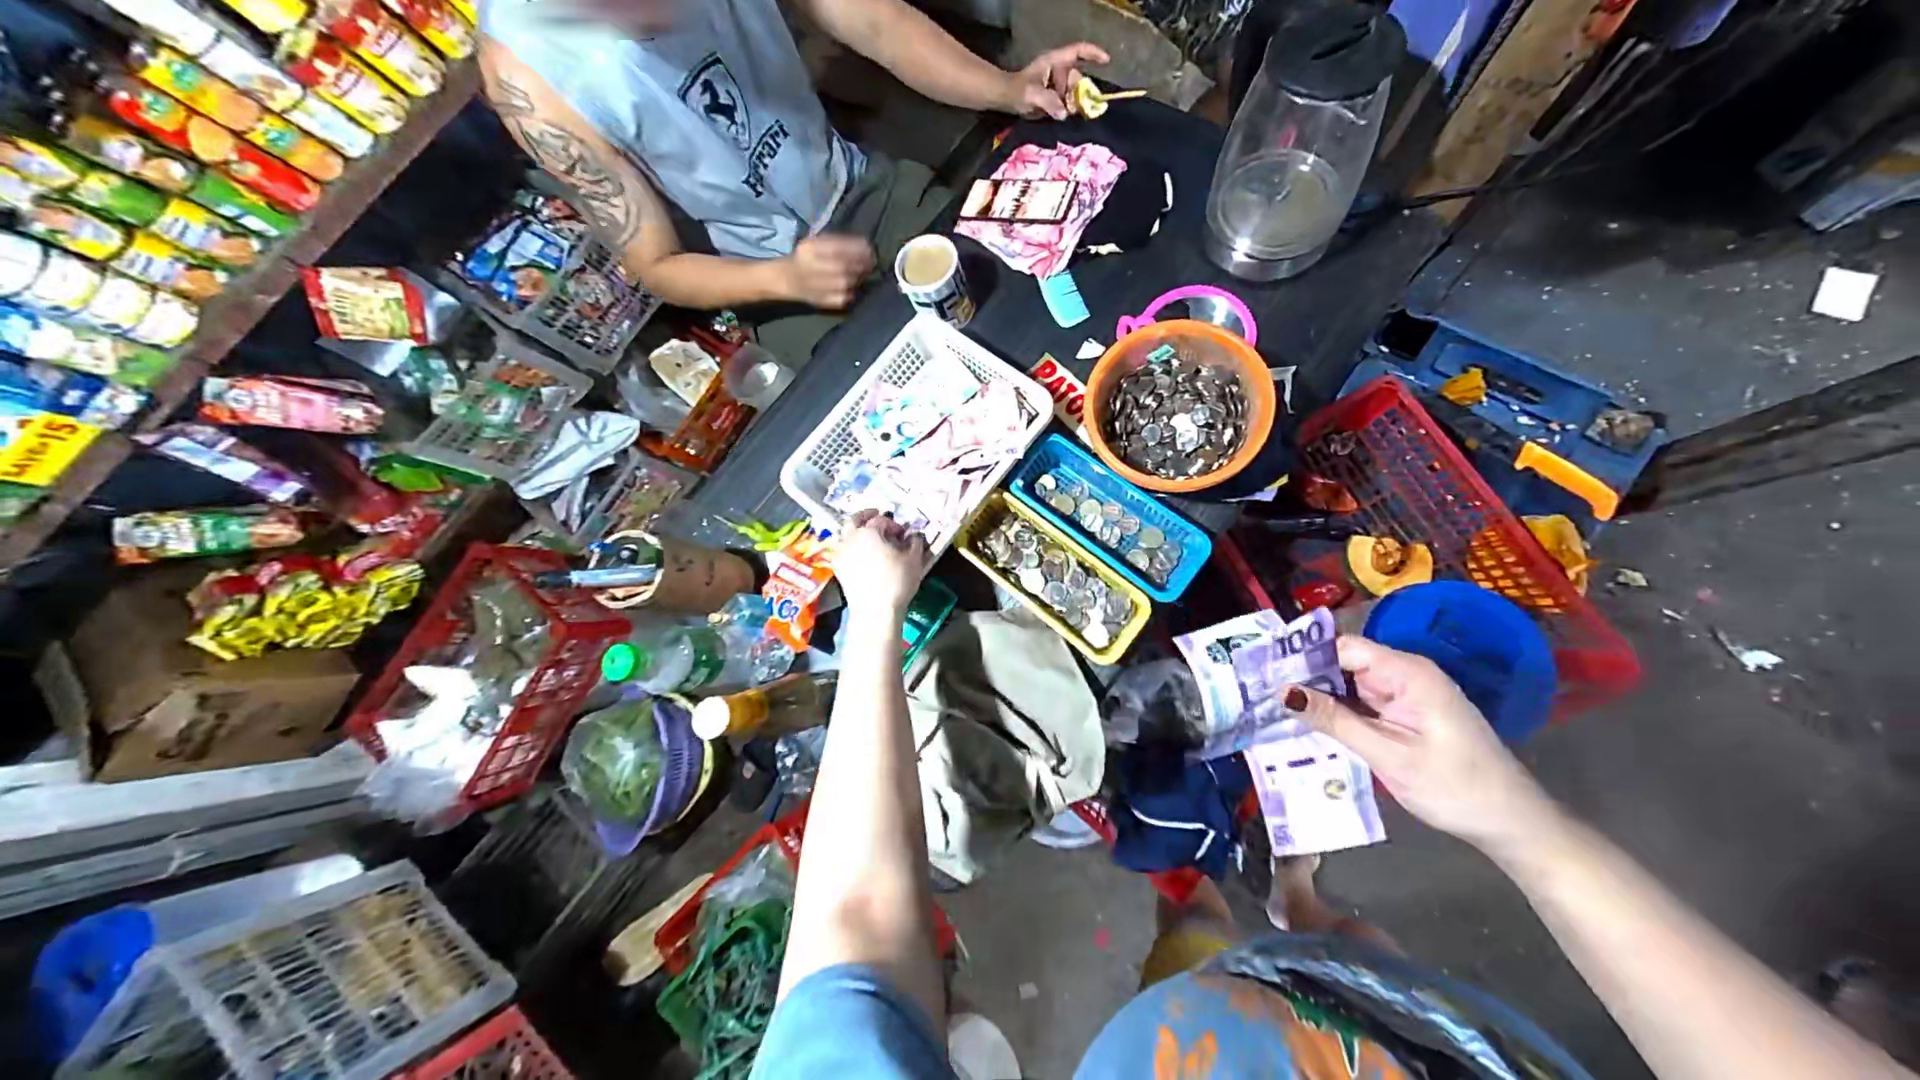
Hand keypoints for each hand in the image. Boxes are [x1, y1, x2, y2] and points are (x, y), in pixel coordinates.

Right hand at [778, 234, 874, 308]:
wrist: (787, 279)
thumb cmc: (806, 258)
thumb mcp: (816, 243)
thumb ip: (837, 242)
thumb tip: (864, 245)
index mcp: (810, 249)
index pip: (838, 248)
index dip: (857, 249)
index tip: (869, 248)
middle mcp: (812, 267)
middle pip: (843, 266)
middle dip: (861, 264)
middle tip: (872, 262)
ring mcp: (816, 286)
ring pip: (845, 282)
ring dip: (859, 277)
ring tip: (865, 272)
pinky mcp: (821, 301)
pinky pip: (842, 297)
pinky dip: (852, 292)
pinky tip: (854, 287)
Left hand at [834, 510, 928, 623]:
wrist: (875, 611)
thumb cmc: (897, 582)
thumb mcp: (914, 560)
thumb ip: (915, 542)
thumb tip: (914, 536)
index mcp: (868, 531)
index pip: (882, 520)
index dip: (894, 525)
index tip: (903, 534)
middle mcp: (850, 538)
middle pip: (855, 520)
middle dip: (866, 516)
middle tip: (878, 517)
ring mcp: (841, 553)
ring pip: (847, 535)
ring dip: (858, 532)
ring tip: (872, 539)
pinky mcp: (838, 569)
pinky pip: (845, 550)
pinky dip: (853, 547)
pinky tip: (864, 556)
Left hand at [1006, 42, 1110, 119]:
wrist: (1007, 99)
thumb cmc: (1017, 90)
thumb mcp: (1031, 94)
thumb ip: (1048, 102)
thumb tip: (1064, 114)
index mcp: (1055, 62)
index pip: (1078, 51)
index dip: (1094, 54)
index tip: (1107, 61)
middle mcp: (1059, 71)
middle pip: (1078, 79)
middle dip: (1079, 92)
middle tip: (1073, 107)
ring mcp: (1058, 85)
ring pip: (1074, 93)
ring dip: (1072, 104)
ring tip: (1064, 113)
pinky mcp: (1056, 98)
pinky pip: (1068, 103)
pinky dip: (1068, 110)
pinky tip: (1063, 116)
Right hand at [1286, 635, 1558, 853]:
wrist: (1512, 824)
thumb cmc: (1456, 788)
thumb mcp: (1389, 755)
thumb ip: (1335, 720)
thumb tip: (1282, 691)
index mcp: (1407, 673)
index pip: (1342, 647)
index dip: (1304, 656)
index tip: (1264, 672)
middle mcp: (1403, 675)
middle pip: (1340, 663)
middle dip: (1302, 677)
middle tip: (1258, 694)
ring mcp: (1402, 695)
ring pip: (1345, 684)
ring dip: (1315, 697)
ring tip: (1271, 709)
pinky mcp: (1402, 714)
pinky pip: (1357, 704)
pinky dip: (1333, 713)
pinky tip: (1304, 724)